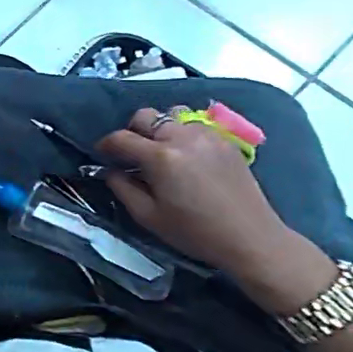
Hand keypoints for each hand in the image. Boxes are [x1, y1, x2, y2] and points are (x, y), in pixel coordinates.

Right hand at [96, 106, 323, 297]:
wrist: (250, 237)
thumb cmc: (194, 232)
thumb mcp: (148, 217)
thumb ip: (123, 188)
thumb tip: (111, 171)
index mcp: (160, 157)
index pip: (121, 138)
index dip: (105, 144)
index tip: (101, 153)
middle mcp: (182, 137)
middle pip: (146, 116)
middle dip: (132, 130)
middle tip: (131, 152)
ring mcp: (206, 135)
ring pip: (172, 114)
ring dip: (159, 128)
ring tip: (161, 150)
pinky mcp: (225, 139)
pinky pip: (194, 125)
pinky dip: (182, 133)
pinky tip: (186, 156)